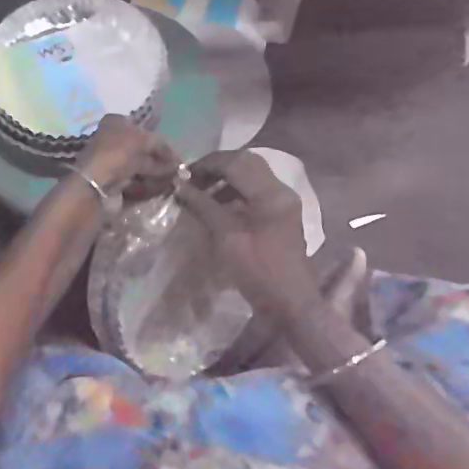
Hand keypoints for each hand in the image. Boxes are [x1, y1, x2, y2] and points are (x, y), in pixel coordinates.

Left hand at [74, 115, 178, 198]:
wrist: (95, 181)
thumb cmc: (118, 152)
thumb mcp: (144, 141)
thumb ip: (161, 146)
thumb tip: (175, 160)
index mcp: (116, 122)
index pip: (142, 127)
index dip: (159, 139)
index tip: (173, 153)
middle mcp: (112, 137)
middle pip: (141, 147)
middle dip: (158, 158)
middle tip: (175, 168)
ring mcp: (110, 157)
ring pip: (138, 163)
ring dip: (155, 171)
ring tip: (170, 179)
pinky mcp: (111, 176)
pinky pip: (133, 177)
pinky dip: (145, 181)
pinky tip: (157, 186)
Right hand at [176, 150, 320, 312]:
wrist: (290, 305)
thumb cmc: (258, 271)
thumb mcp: (226, 236)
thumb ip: (203, 206)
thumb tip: (178, 186)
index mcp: (271, 194)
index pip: (236, 162)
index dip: (206, 164)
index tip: (183, 175)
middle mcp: (281, 191)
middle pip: (246, 163)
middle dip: (216, 166)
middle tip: (192, 179)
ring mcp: (283, 203)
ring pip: (251, 175)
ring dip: (224, 178)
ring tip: (200, 191)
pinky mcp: (280, 214)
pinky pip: (255, 190)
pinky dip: (233, 190)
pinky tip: (215, 204)